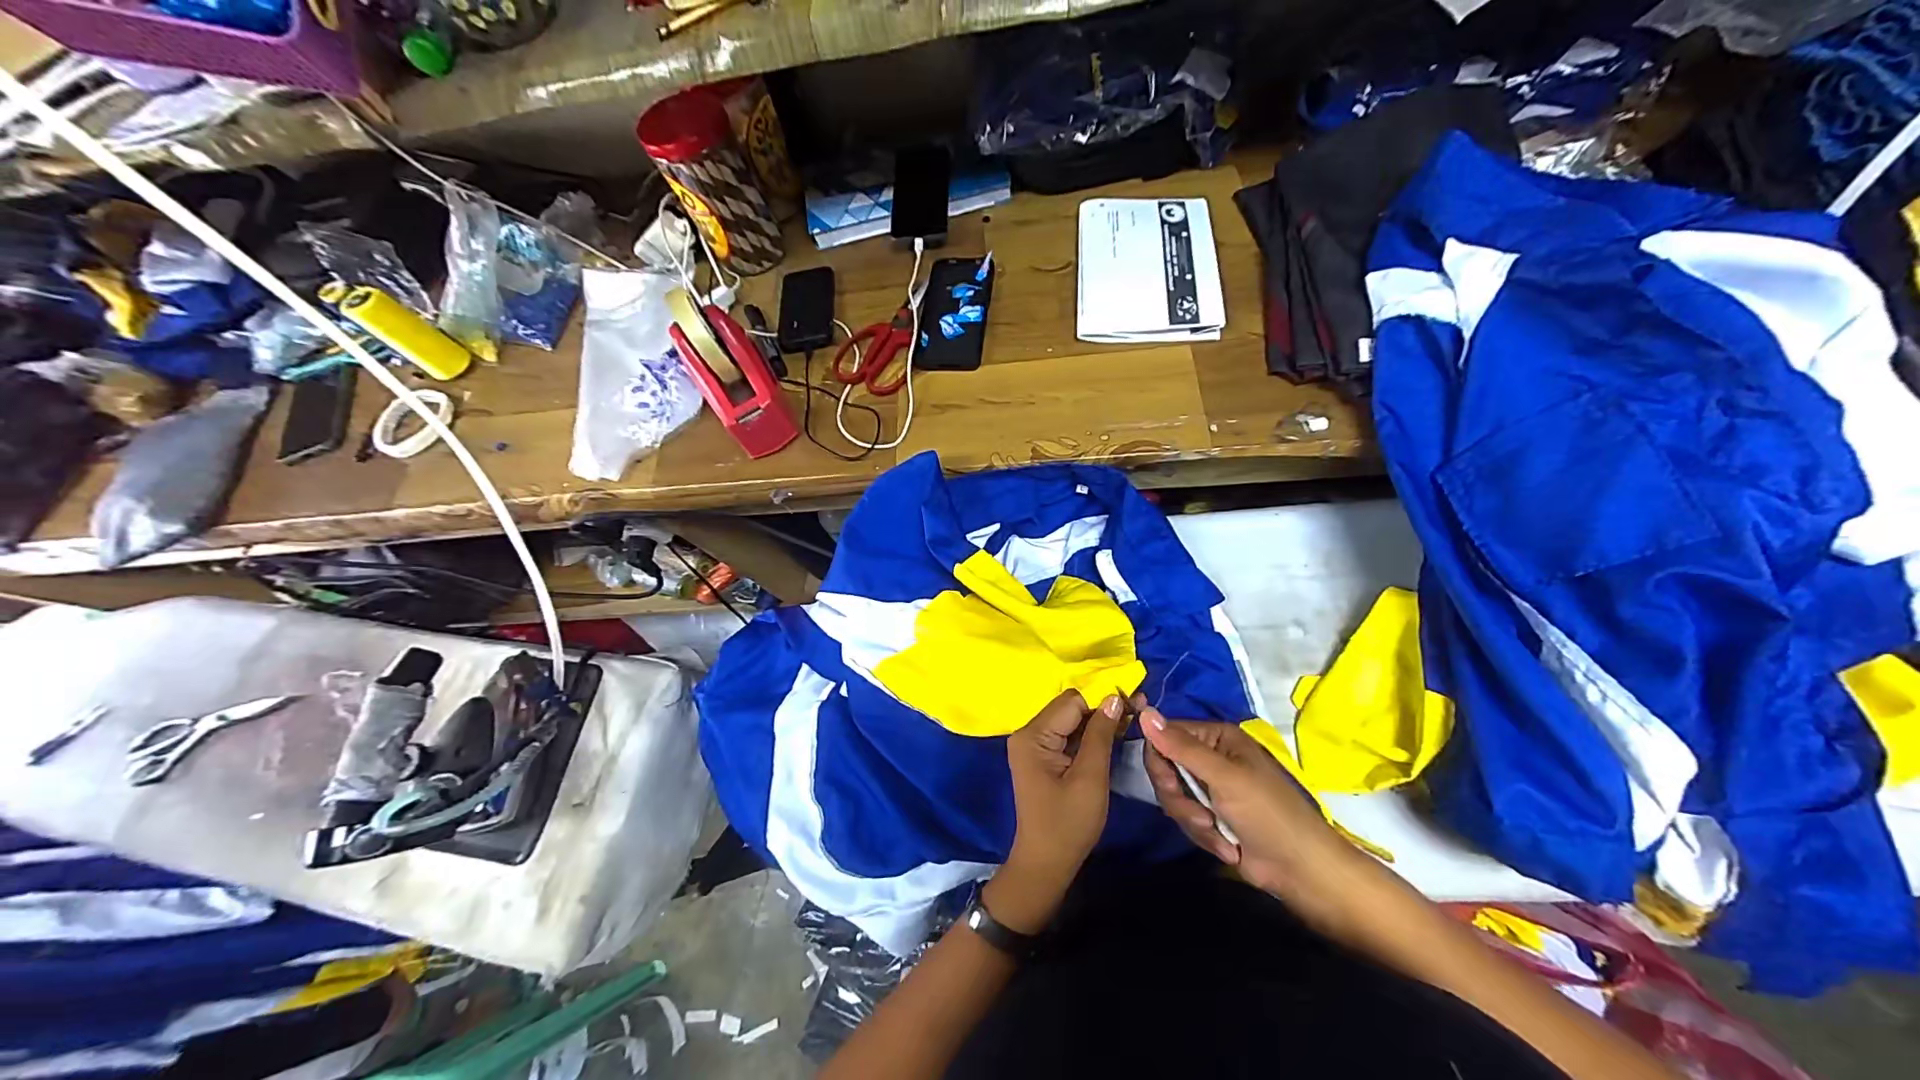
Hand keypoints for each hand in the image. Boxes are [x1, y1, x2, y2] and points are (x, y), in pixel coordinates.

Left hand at [986, 690, 1126, 932]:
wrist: (1047, 862)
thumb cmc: (1069, 823)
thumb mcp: (1090, 777)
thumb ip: (1100, 734)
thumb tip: (1114, 697)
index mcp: (1032, 736)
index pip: (1072, 701)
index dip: (1104, 699)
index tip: (1136, 701)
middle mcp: (1028, 733)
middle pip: (1070, 707)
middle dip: (1103, 707)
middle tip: (1140, 707)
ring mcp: (1033, 745)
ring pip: (1071, 720)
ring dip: (1099, 720)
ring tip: (1133, 718)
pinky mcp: (1042, 756)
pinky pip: (1068, 735)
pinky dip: (1090, 734)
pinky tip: (1114, 733)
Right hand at [1139, 703, 1415, 948]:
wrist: (1300, 869)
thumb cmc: (1268, 813)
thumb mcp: (1224, 777)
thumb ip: (1182, 747)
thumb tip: (1145, 713)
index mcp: (1218, 737)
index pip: (1165, 735)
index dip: (1160, 760)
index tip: (1170, 784)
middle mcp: (1211, 756)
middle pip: (1165, 768)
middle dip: (1180, 799)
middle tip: (1201, 816)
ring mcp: (1210, 788)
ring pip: (1172, 797)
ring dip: (1192, 820)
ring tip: (1219, 833)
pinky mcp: (1211, 815)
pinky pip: (1185, 818)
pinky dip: (1202, 835)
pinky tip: (1226, 845)